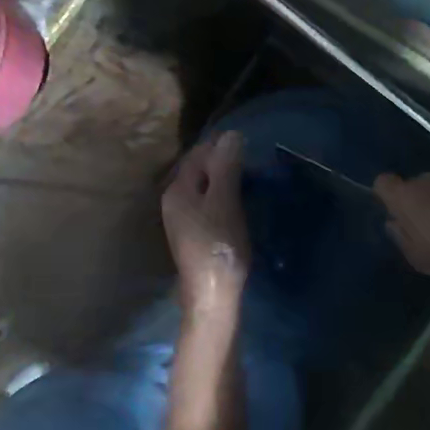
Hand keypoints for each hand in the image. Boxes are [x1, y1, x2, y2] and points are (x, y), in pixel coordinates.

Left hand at [162, 132, 250, 315]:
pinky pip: (209, 203)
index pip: (199, 153)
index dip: (222, 146)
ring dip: (226, 179)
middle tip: (254, 163)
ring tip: (252, 180)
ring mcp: (184, 219)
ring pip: (206, 187)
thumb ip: (226, 167)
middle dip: (224, 162)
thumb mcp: (225, 201)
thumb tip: (231, 135)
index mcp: (178, 189)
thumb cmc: (219, 245)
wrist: (212, 295)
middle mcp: (175, 200)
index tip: (250, 146)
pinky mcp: (195, 233)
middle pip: (200, 169)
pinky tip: (241, 203)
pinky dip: (225, 196)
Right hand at [372, 173, 429, 281]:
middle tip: (428, 230)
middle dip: (417, 203)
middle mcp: (426, 180)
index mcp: (405, 197)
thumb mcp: (420, 258)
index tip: (397, 216)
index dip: (387, 196)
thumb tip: (395, 224)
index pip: (383, 182)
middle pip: (412, 185)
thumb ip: (402, 238)